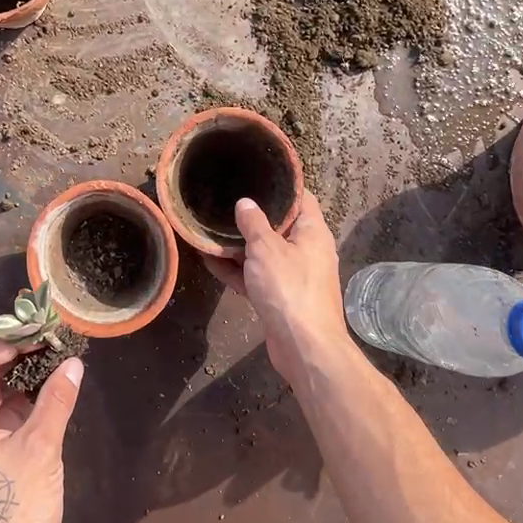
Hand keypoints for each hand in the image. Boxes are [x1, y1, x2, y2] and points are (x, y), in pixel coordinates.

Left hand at [0, 340, 83, 522]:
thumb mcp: (40, 449)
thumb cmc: (15, 511)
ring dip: (23, 380)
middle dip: (21, 358)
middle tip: (58, 346)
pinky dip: (20, 405)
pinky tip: (49, 395)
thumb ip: (56, 399)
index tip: (48, 335)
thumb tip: (74, 362)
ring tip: (59, 365)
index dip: (13, 342)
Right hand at [203, 191, 352, 386]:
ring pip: (263, 253)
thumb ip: (253, 223)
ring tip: (209, 229)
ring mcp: (293, 275)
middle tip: (224, 200)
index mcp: (313, 232)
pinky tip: (209, 261)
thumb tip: (246, 203)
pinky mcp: (280, 297)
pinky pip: (256, 276)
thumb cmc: (289, 289)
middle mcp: (307, 250)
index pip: (301, 198)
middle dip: (252, 217)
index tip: (256, 174)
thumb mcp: (266, 248)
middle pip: (279, 226)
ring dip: (239, 246)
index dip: (281, 186)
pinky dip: (237, 270)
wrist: (304, 347)